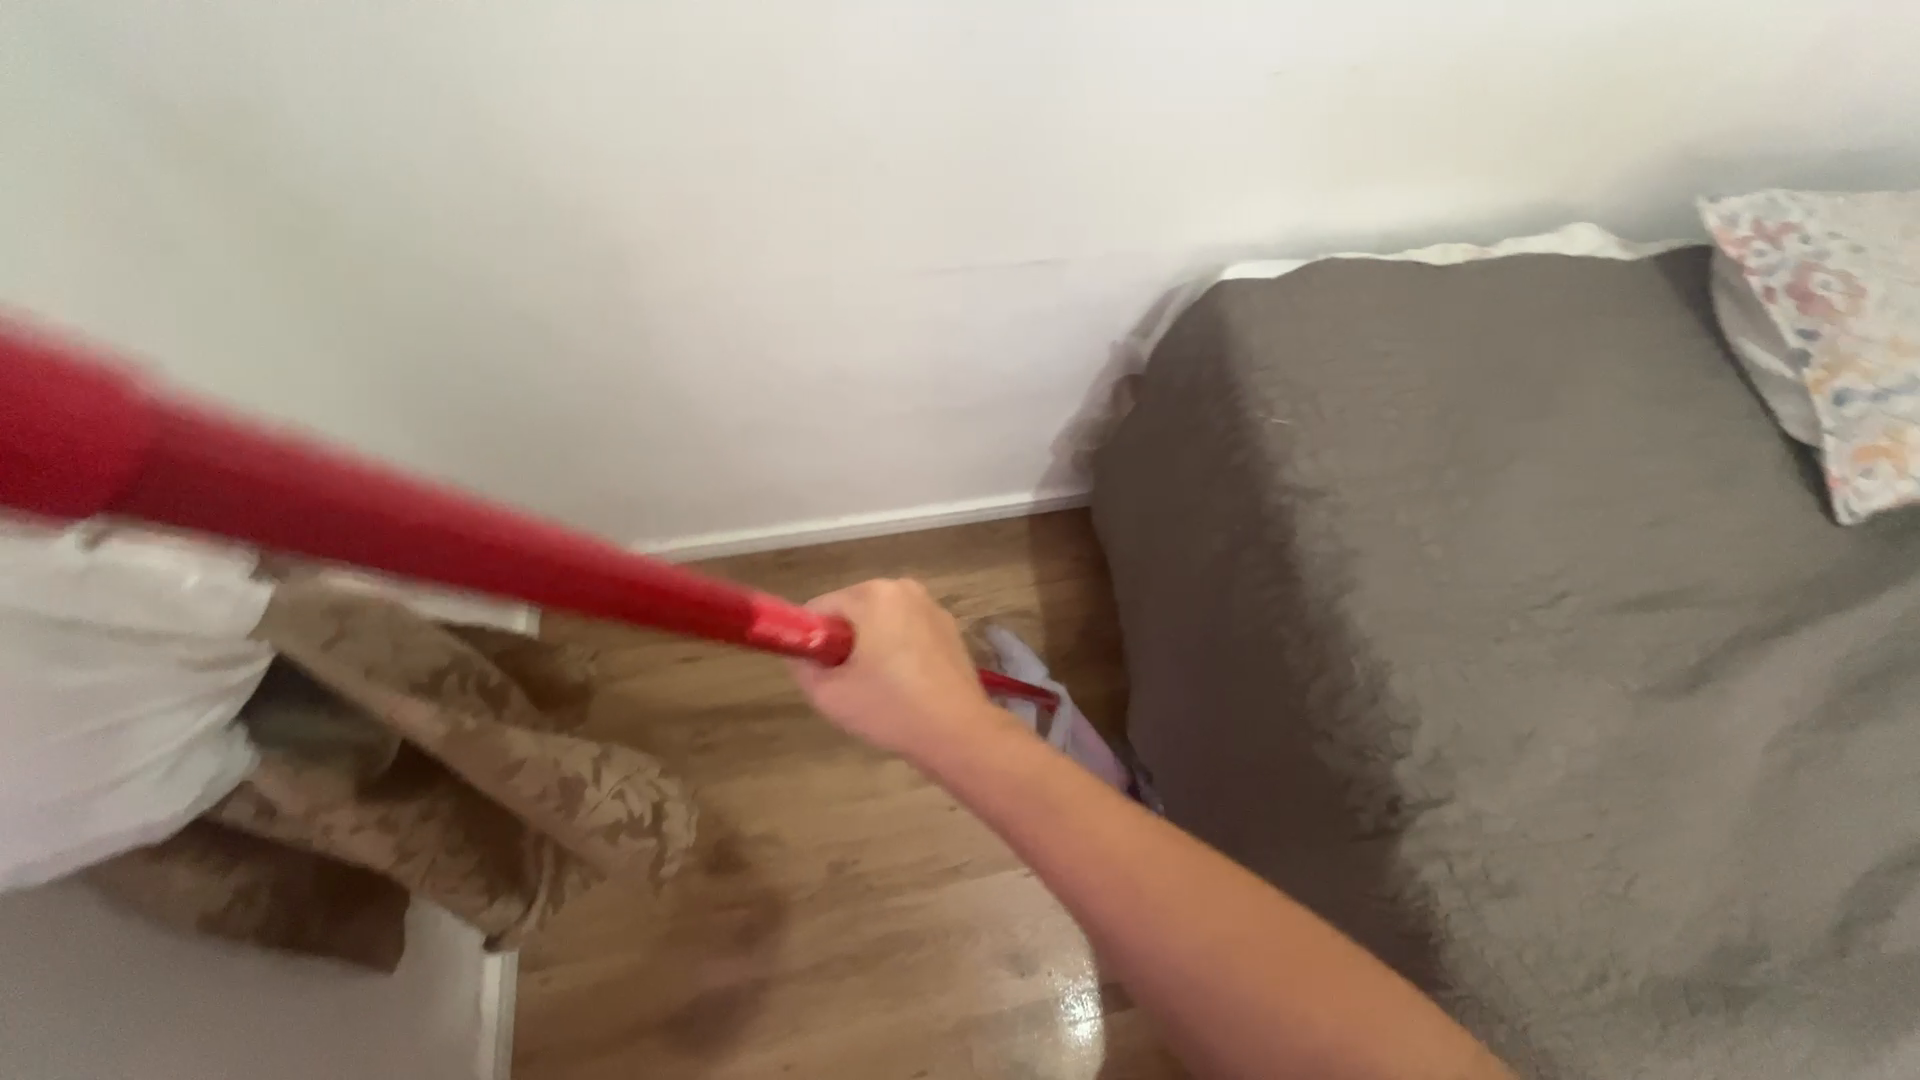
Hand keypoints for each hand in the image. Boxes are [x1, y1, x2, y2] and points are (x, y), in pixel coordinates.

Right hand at [786, 578, 1016, 762]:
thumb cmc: (889, 708)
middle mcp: (905, 589)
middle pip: (852, 611)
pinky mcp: (950, 628)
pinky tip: (907, 685)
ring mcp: (932, 607)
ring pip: (881, 623)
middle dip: (845, 642)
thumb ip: (802, 665)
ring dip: (872, 647)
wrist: (957, 732)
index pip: (820, 608)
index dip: (813, 641)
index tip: (824, 673)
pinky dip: (899, 651)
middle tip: (851, 684)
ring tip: (880, 688)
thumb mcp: (827, 694)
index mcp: (873, 594)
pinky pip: (907, 632)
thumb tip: (802, 655)